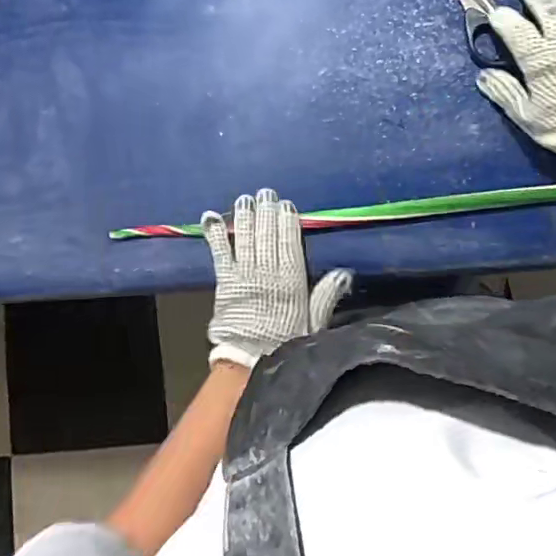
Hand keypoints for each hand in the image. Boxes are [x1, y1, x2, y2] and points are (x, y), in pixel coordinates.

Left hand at [202, 189, 353, 368]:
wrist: (250, 362)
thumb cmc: (285, 344)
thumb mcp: (314, 324)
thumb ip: (326, 296)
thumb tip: (343, 273)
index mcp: (292, 282)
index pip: (290, 244)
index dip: (288, 223)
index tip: (286, 205)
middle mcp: (268, 273)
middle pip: (267, 236)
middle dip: (266, 212)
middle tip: (264, 193)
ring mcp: (244, 275)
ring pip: (246, 239)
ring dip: (245, 217)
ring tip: (244, 199)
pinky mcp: (224, 281)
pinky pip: (219, 253)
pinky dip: (216, 234)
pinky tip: (211, 216)